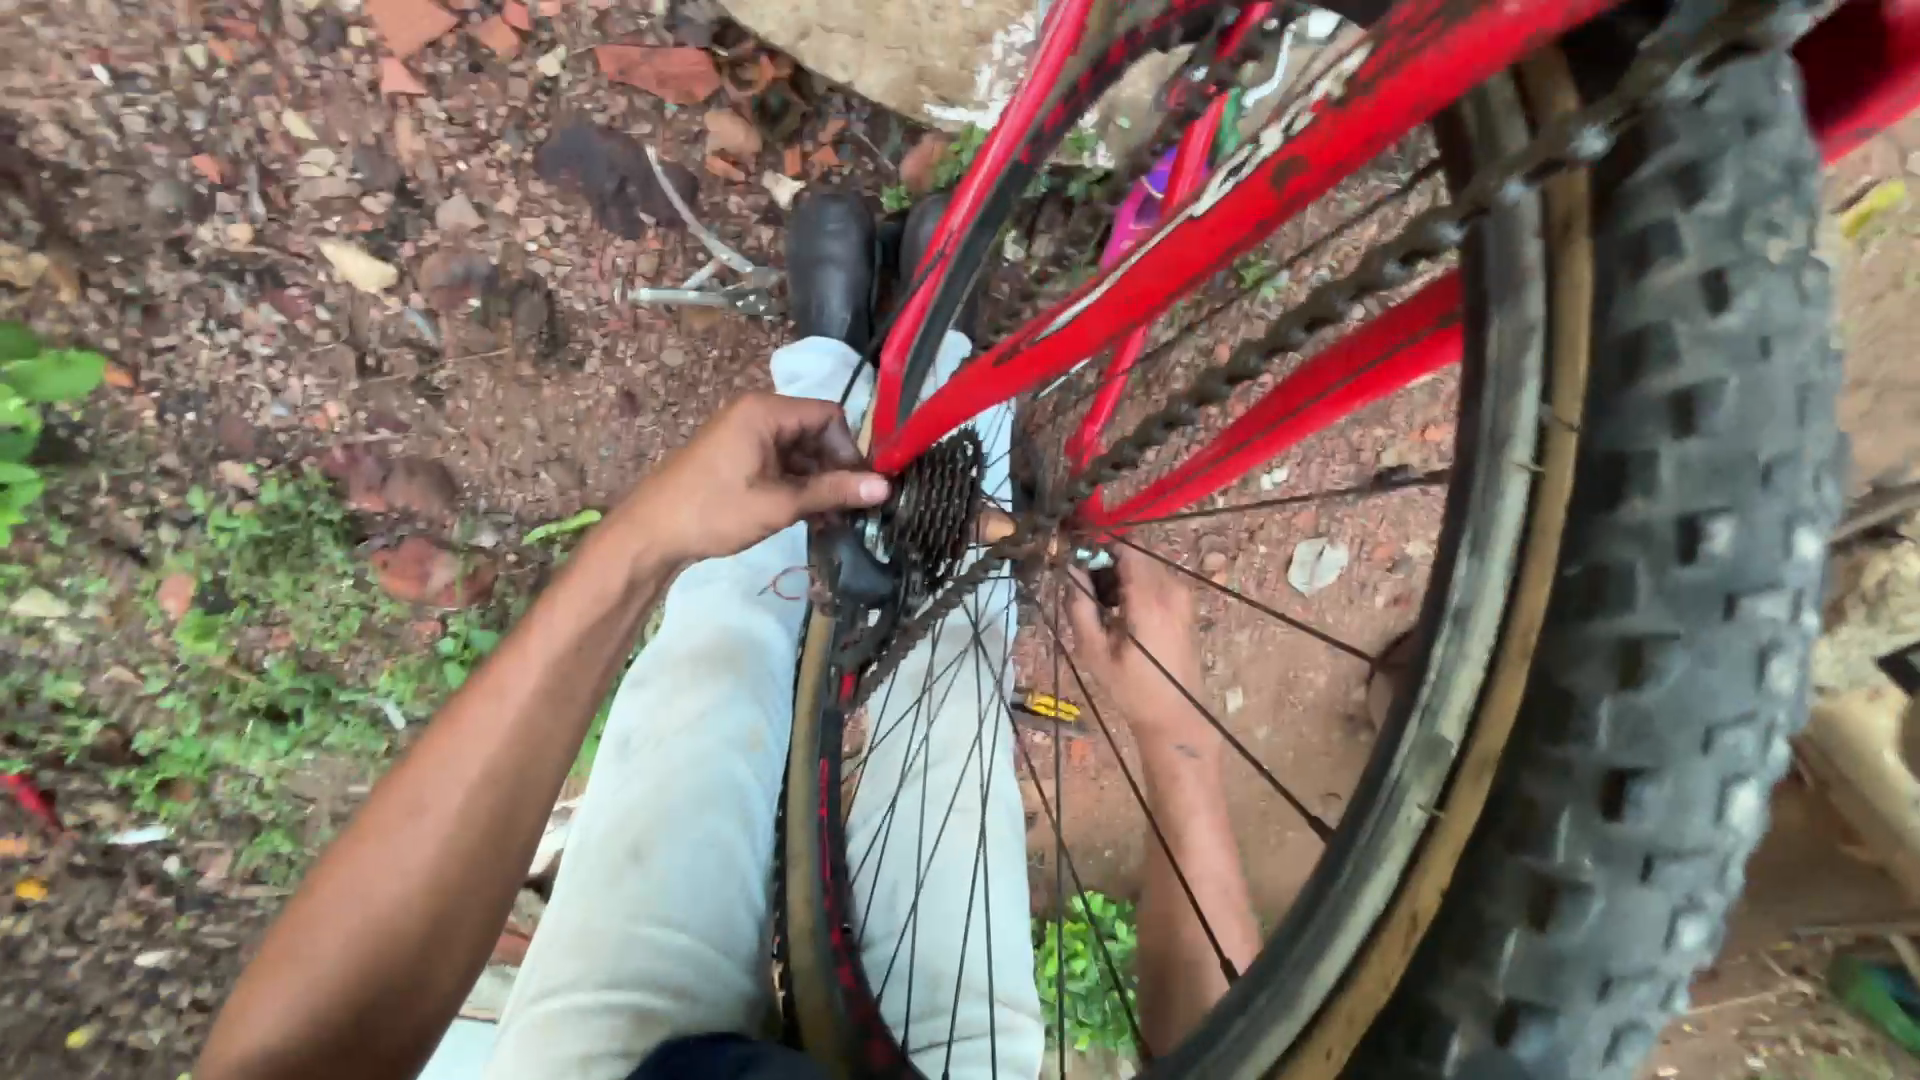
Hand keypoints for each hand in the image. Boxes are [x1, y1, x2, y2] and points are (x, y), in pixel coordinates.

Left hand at [612, 393, 888, 563]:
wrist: (652, 533)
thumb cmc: (715, 511)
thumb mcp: (779, 503)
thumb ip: (833, 491)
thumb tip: (885, 487)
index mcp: (766, 411)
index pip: (830, 416)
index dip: (850, 450)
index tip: (860, 487)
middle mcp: (758, 415)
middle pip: (817, 434)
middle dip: (836, 471)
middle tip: (850, 510)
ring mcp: (747, 436)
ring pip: (802, 453)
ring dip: (819, 485)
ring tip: (832, 521)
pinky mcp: (741, 457)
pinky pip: (782, 465)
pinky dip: (799, 488)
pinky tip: (812, 519)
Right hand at [1065, 548, 1214, 752]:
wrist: (1175, 714)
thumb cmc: (1131, 687)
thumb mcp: (1094, 651)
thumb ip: (1079, 606)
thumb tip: (1070, 570)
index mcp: (1149, 600)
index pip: (1126, 550)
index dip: (1099, 548)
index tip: (1077, 562)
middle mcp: (1171, 590)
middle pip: (1136, 554)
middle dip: (1108, 562)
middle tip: (1086, 588)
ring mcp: (1182, 597)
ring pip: (1146, 565)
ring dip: (1121, 574)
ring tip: (1102, 604)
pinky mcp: (1185, 605)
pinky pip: (1157, 579)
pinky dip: (1136, 584)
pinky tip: (1122, 612)